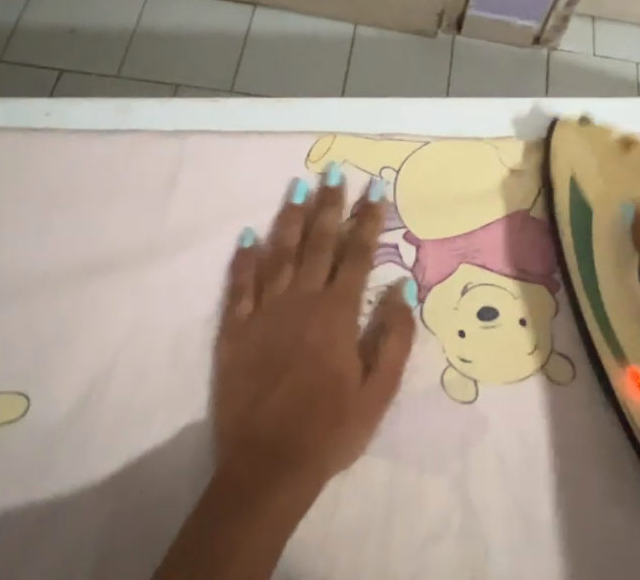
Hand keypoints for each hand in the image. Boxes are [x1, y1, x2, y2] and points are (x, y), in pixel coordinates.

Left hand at [212, 172, 414, 494]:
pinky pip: (239, 286)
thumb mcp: (379, 391)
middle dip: (329, 204)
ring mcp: (264, 314)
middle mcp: (301, 302)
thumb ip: (394, 336)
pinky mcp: (234, 332)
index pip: (357, 254)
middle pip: (317, 242)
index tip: (375, 188)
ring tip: (298, 186)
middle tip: (334, 170)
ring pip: (278, 254)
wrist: (267, 468)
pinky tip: (248, 236)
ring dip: (289, 218)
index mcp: (338, 314)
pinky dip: (244, 259)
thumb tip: (405, 287)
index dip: (368, 219)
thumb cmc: (332, 431)